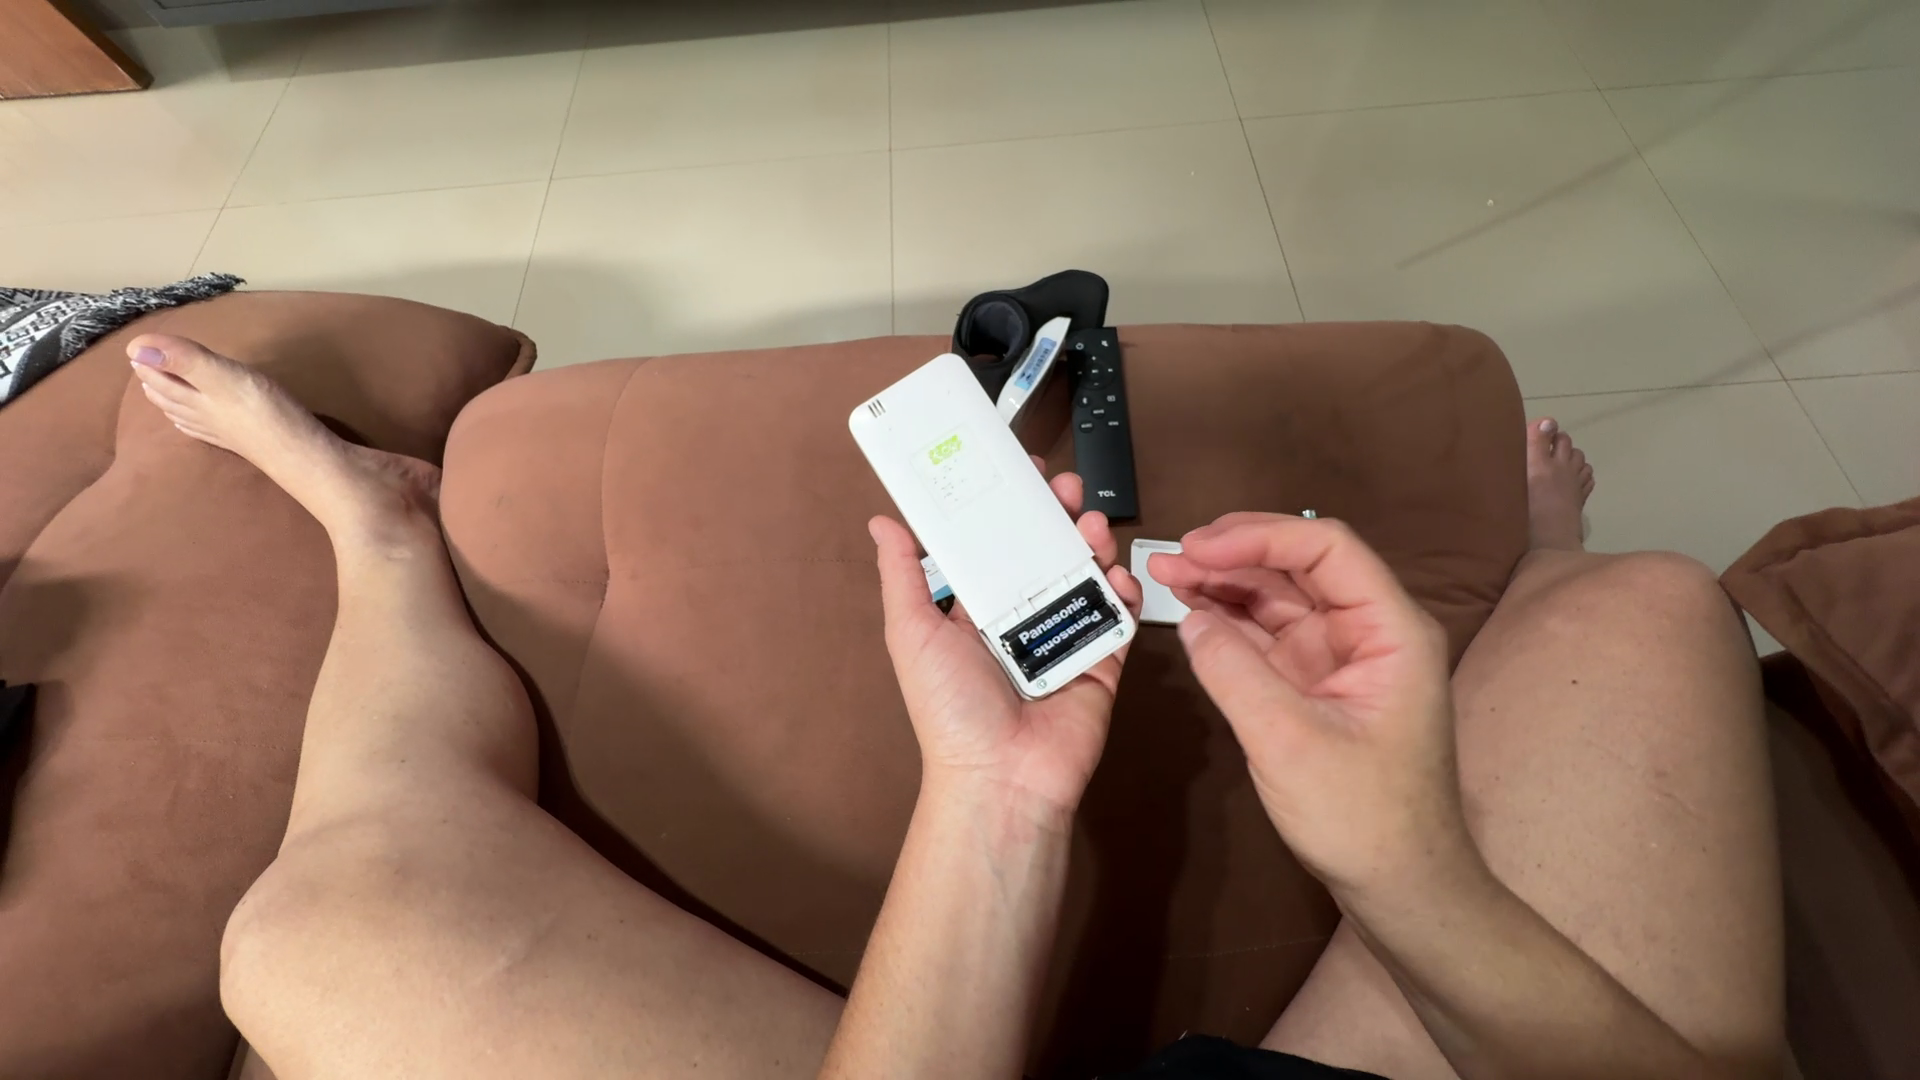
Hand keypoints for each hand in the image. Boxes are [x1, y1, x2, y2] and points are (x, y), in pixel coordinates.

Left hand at [869, 464, 1141, 821]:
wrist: (1000, 777)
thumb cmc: (950, 708)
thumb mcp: (912, 633)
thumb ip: (902, 575)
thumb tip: (882, 522)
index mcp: (977, 607)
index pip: (997, 543)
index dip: (1010, 507)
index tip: (1022, 473)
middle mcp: (1021, 615)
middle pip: (1047, 551)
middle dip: (1059, 514)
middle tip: (1067, 487)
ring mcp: (1063, 636)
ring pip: (1086, 575)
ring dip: (1094, 543)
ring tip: (1093, 523)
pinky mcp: (1100, 660)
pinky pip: (1118, 618)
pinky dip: (1124, 593)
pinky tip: (1117, 575)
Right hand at [1148, 513, 1473, 900]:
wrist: (1396, 885)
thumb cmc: (1360, 814)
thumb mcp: (1288, 740)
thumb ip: (1233, 671)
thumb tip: (1190, 618)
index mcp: (1387, 629)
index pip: (1325, 549)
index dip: (1259, 536)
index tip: (1197, 547)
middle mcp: (1363, 628)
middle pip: (1295, 564)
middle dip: (1232, 553)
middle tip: (1170, 555)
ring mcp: (1334, 652)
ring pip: (1274, 594)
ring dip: (1221, 579)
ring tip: (1165, 572)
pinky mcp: (1308, 677)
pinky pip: (1262, 631)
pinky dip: (1224, 616)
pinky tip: (1189, 606)